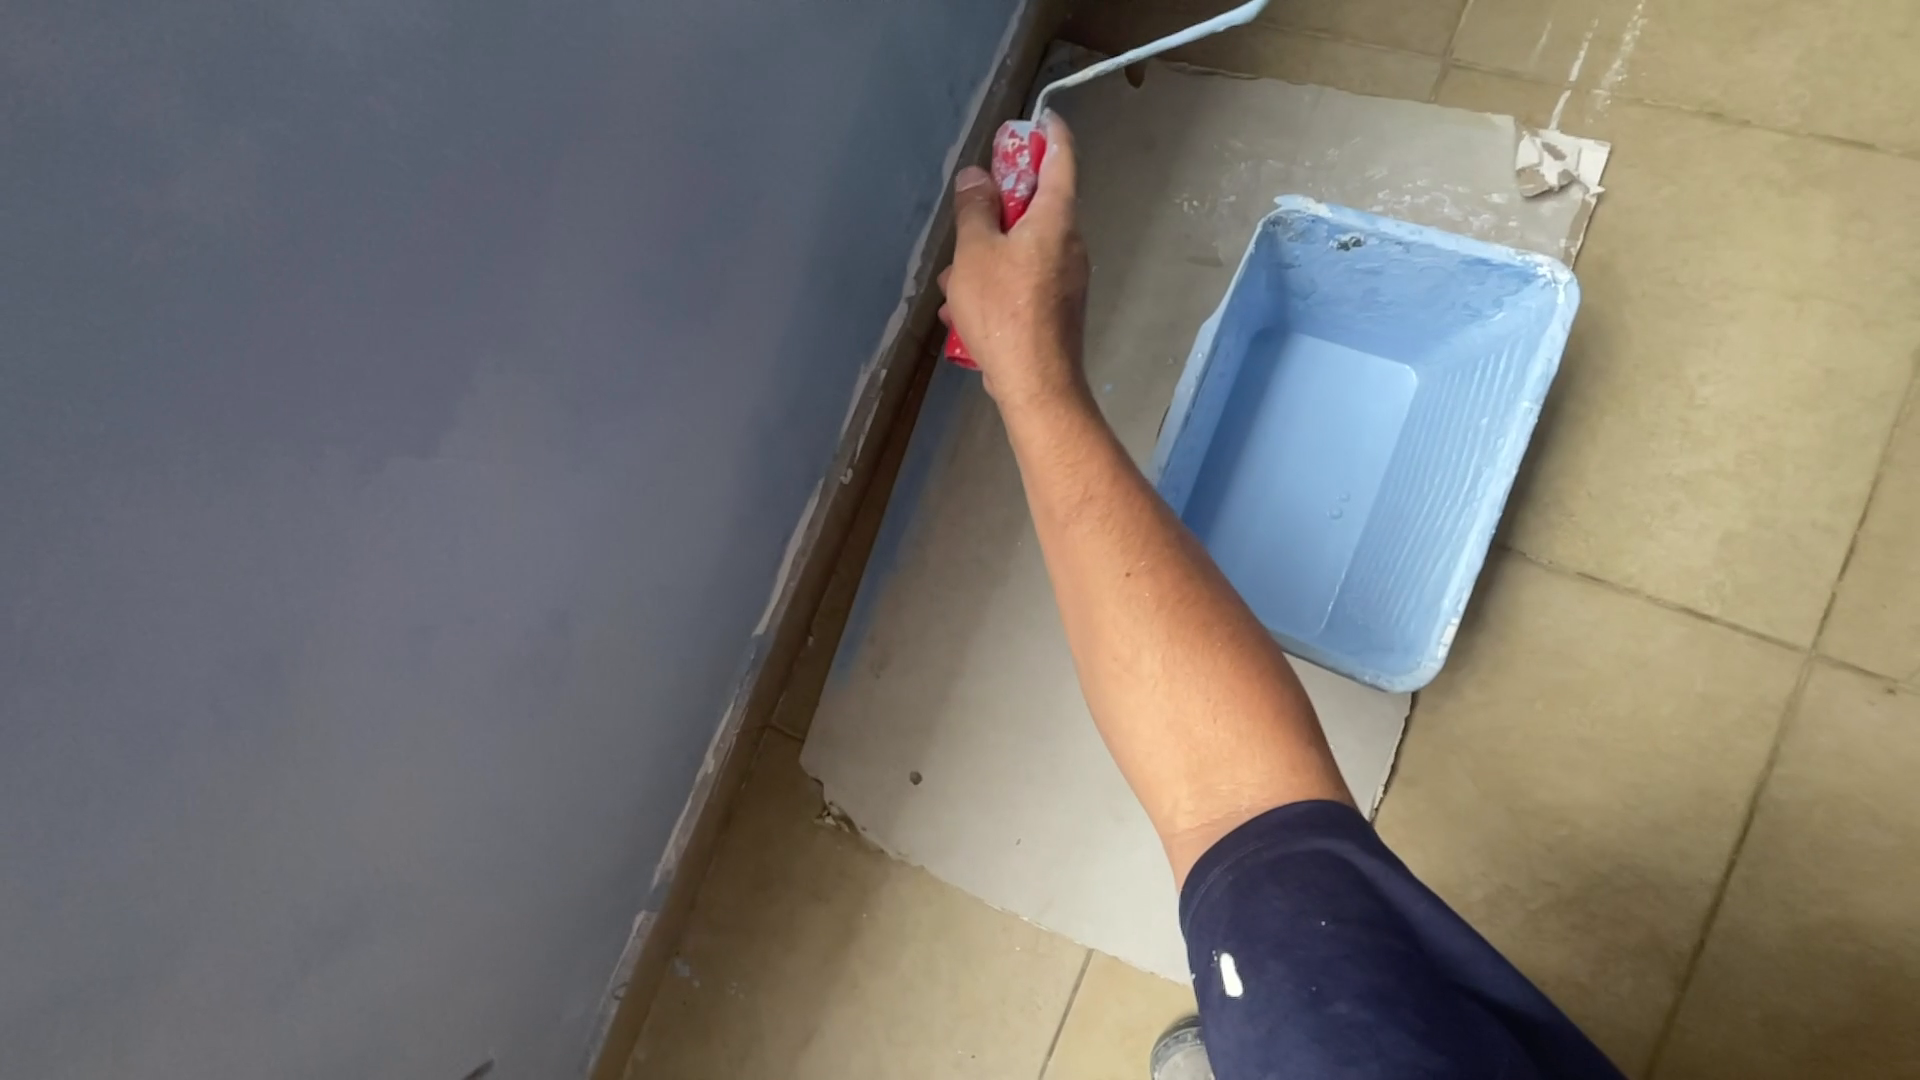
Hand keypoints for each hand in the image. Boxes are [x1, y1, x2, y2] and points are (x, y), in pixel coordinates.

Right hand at [938, 112, 1091, 411]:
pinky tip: (965, 317)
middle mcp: (1070, 246)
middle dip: (994, 217)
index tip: (1034, 121)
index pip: (1061, 158)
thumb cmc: (1003, 311)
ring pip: (1022, 254)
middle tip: (965, 229)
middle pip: (1034, 211)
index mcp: (1056, 219)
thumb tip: (977, 177)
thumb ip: (975, 210)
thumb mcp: (975, 254)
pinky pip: (1023, 286)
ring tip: (952, 290)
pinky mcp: (1057, 313)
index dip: (1048, 133)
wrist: (1036, 384)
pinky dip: (996, 290)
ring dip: (985, 262)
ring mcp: (1066, 283)